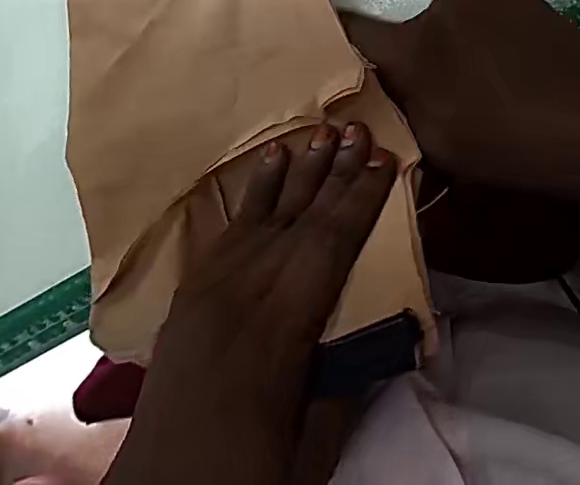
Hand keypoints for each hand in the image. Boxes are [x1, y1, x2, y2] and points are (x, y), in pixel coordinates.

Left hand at [104, 123, 396, 484]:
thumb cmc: (244, 469)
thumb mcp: (313, 436)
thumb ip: (347, 375)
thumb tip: (384, 329)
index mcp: (282, 326)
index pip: (331, 244)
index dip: (361, 199)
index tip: (384, 160)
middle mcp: (247, 289)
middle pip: (303, 217)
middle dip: (336, 171)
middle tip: (359, 128)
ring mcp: (215, 281)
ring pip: (269, 211)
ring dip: (300, 169)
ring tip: (324, 131)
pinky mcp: (195, 284)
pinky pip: (232, 225)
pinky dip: (256, 190)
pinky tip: (271, 160)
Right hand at [342, 0, 579, 223]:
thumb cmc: (512, 149)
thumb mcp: (439, 151)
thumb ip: (396, 120)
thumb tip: (374, 107)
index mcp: (411, 50)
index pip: (353, 33)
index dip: (343, 47)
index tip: (348, 68)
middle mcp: (436, 10)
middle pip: (406, 34)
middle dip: (414, 63)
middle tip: (440, 99)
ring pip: (445, 24)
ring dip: (453, 49)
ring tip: (488, 85)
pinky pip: (481, 12)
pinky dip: (486, 34)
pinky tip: (516, 66)